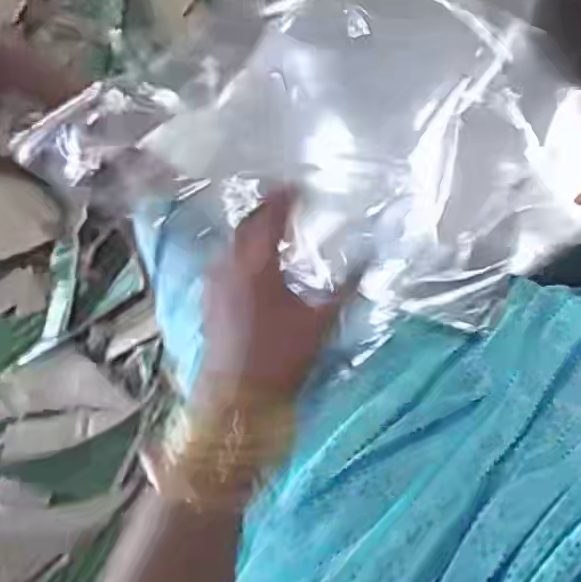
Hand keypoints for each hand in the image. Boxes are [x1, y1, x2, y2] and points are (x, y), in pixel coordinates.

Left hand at [199, 188, 350, 399]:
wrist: (237, 396)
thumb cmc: (281, 356)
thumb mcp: (321, 321)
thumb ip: (345, 289)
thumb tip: (369, 264)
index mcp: (256, 266)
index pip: (269, 218)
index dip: (284, 198)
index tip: (299, 184)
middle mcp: (229, 267)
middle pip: (247, 225)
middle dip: (267, 209)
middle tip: (289, 201)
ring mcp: (215, 283)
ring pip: (234, 243)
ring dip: (255, 230)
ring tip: (277, 227)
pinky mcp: (211, 299)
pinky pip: (228, 260)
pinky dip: (245, 250)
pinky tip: (260, 261)